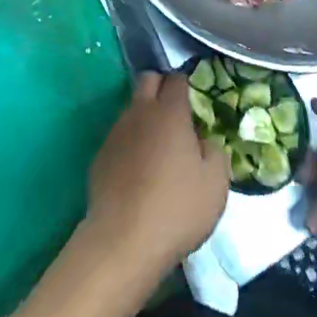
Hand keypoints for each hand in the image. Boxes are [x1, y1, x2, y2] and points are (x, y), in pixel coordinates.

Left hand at [82, 72, 229, 270]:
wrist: (124, 236)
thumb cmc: (177, 208)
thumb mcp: (216, 184)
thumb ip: (215, 152)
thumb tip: (204, 140)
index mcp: (169, 113)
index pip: (176, 79)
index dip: (186, 84)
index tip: (195, 100)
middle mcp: (139, 112)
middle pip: (147, 81)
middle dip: (162, 87)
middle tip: (177, 115)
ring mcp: (116, 131)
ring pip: (132, 108)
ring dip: (146, 116)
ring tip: (160, 147)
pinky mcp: (101, 152)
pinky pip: (120, 135)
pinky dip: (132, 141)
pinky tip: (139, 169)